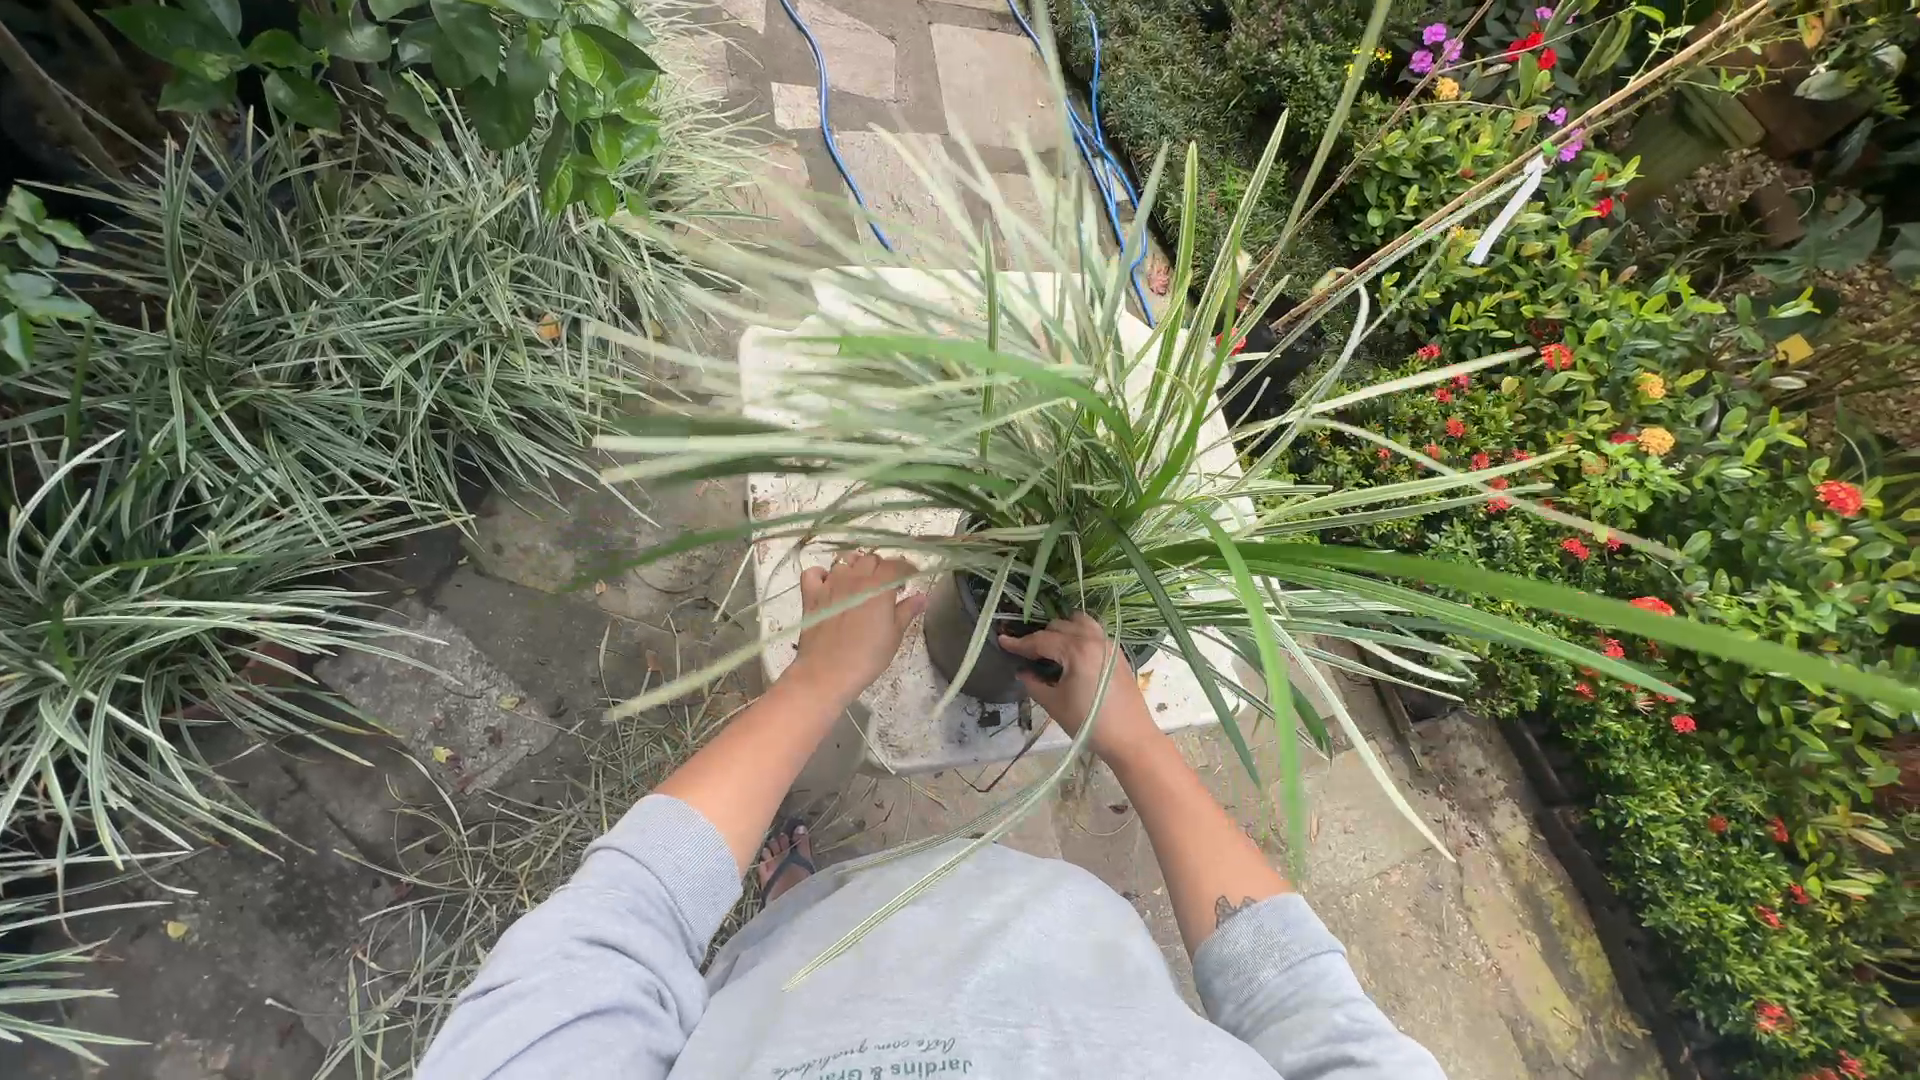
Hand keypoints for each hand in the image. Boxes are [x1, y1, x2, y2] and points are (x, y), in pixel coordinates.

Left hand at [786, 551, 925, 703]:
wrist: (827, 673)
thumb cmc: (867, 657)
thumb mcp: (894, 636)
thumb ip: (906, 611)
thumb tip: (922, 597)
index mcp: (878, 587)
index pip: (895, 565)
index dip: (906, 568)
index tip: (911, 578)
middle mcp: (854, 579)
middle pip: (870, 559)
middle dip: (882, 567)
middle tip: (886, 585)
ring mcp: (830, 585)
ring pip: (845, 561)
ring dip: (856, 567)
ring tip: (860, 583)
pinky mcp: (811, 595)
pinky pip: (814, 572)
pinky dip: (822, 574)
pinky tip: (829, 585)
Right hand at [998, 613, 1161, 762]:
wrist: (1131, 738)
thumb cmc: (1089, 723)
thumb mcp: (1054, 704)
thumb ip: (1033, 683)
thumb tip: (1023, 671)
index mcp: (1077, 650)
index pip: (1041, 640)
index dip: (1019, 643)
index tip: (1002, 641)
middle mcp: (1094, 639)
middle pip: (1059, 626)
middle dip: (1040, 637)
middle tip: (1027, 654)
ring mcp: (1109, 644)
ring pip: (1079, 623)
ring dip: (1062, 630)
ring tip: (1050, 648)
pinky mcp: (1118, 653)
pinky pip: (1094, 632)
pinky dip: (1078, 634)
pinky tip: (1071, 653)